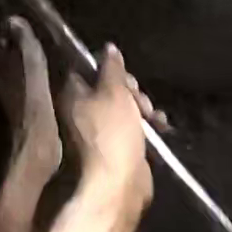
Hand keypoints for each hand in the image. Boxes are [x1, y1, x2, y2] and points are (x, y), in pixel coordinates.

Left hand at [58, 45, 152, 193]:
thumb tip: (108, 48)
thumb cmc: (113, 132)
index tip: (125, 74)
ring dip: (142, 107)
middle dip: (130, 89)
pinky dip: (146, 125)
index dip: (109, 68)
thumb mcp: (115, 91)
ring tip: (151, 115)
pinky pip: (132, 127)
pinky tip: (159, 126)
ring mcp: (99, 131)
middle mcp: (81, 111)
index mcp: (73, 96)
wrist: (120, 183)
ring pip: (124, 107)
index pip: (87, 70)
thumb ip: (112, 68)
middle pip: (108, 87)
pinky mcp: (117, 147)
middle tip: (139, 98)